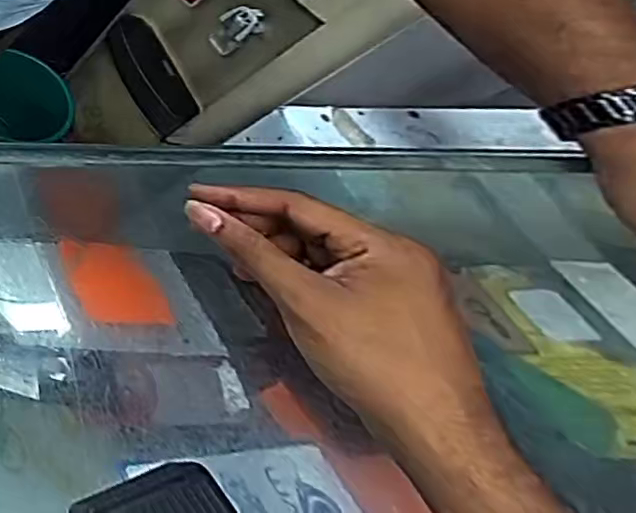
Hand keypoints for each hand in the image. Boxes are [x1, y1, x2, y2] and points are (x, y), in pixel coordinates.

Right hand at [183, 186, 494, 443]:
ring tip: (237, 263)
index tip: (196, 194)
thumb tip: (199, 211)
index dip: (241, 198)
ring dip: (272, 253)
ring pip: (316, 250)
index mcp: (383, 244)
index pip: (297, 205)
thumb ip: (248, 248)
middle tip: (210, 231)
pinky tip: (269, 283)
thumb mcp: (301, 299)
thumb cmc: (371, 362)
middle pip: (307, 226)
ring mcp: (397, 282)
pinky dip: (295, 274)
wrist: (439, 441)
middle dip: (256, 228)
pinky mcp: (391, 306)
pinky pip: (330, 273)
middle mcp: (394, 254)